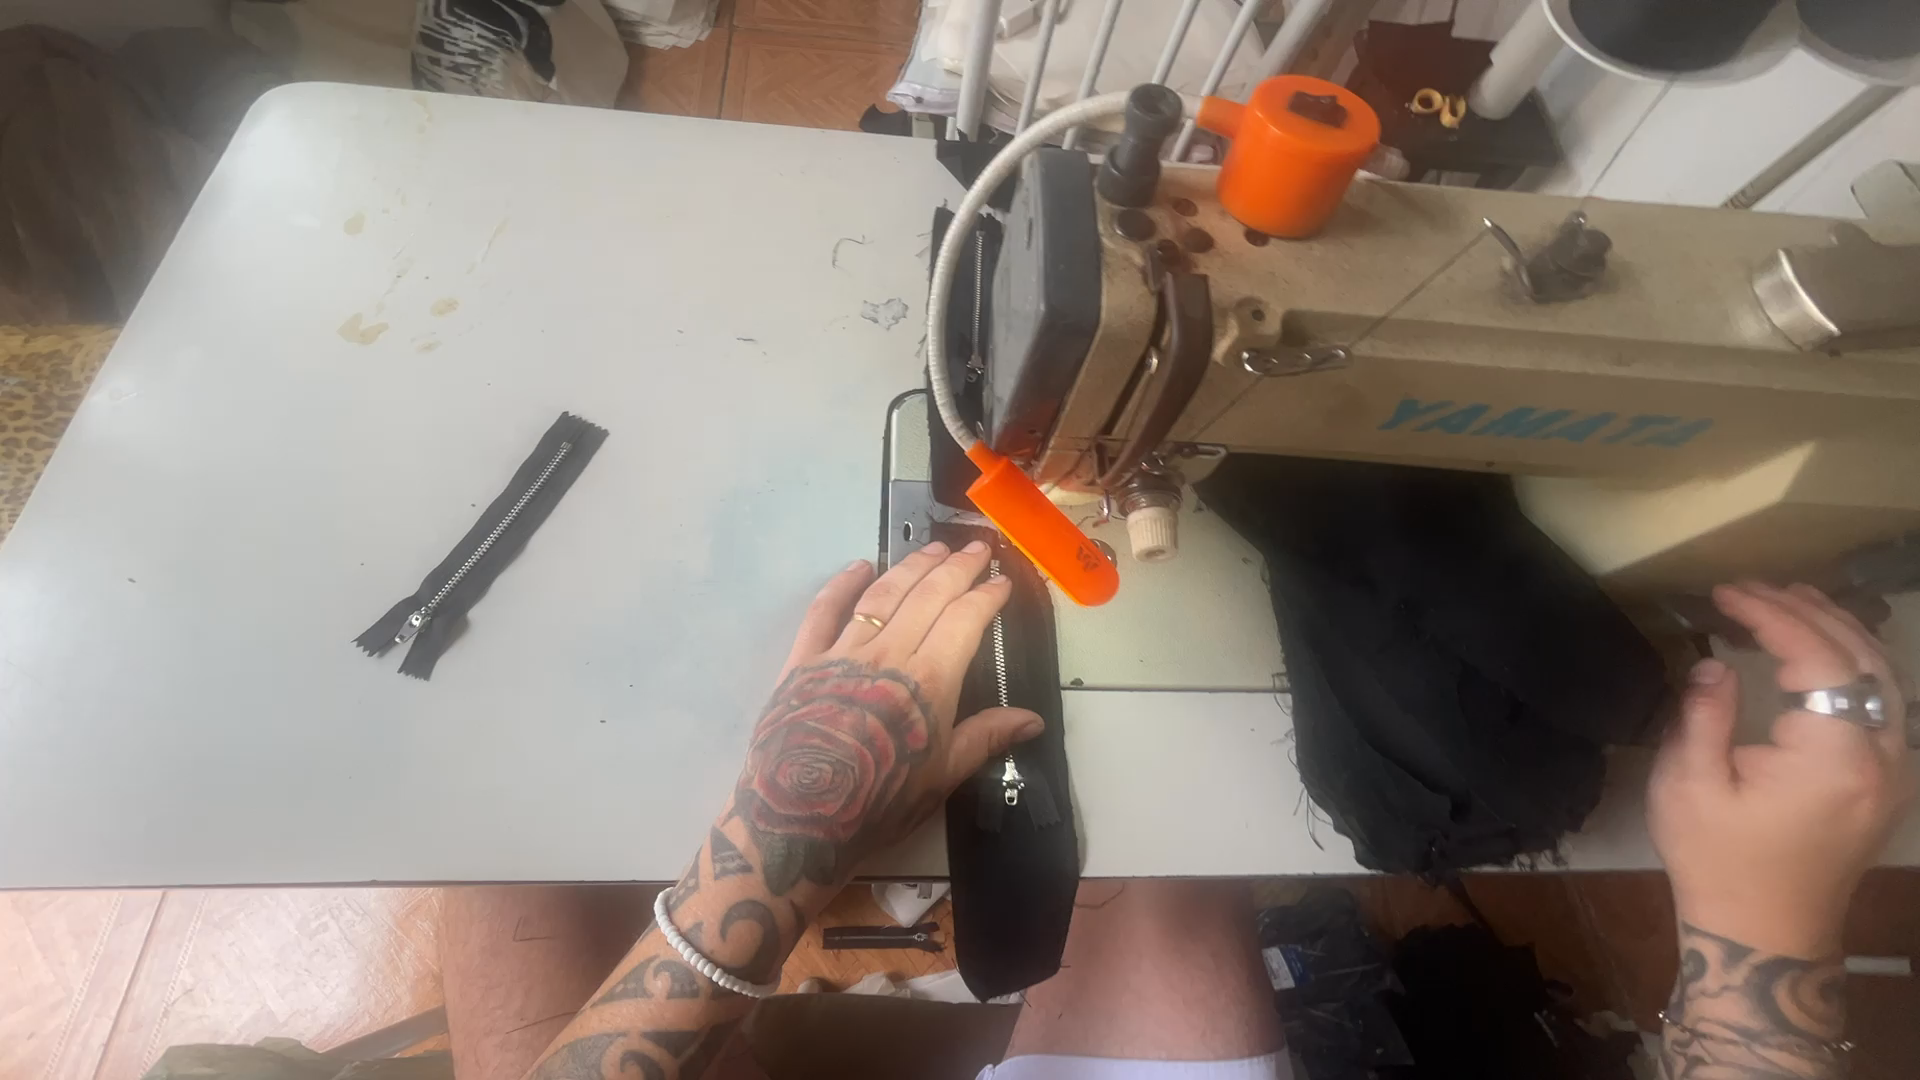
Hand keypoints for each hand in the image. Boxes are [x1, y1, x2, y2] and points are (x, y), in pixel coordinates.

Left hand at [725, 542, 1043, 900]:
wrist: (798, 822)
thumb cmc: (878, 804)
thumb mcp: (941, 777)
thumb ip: (986, 738)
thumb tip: (1033, 719)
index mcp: (928, 680)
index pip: (965, 620)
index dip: (986, 596)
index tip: (1002, 582)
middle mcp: (888, 653)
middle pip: (928, 595)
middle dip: (957, 567)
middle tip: (977, 548)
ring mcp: (843, 651)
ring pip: (883, 594)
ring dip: (912, 566)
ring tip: (934, 548)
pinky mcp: (804, 659)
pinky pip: (824, 610)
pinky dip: (841, 584)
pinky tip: (858, 565)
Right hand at [1649, 582, 1913, 957]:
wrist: (1762, 919)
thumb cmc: (1714, 850)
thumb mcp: (1688, 781)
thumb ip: (1704, 715)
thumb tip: (1716, 661)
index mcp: (1832, 757)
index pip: (1821, 663)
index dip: (1774, 618)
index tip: (1724, 593)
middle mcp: (1883, 758)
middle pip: (1867, 664)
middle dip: (1810, 613)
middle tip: (1750, 586)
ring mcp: (1892, 770)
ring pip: (1886, 681)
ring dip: (1838, 632)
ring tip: (1788, 598)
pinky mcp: (1881, 777)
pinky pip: (1882, 702)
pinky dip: (1850, 662)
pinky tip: (1818, 649)